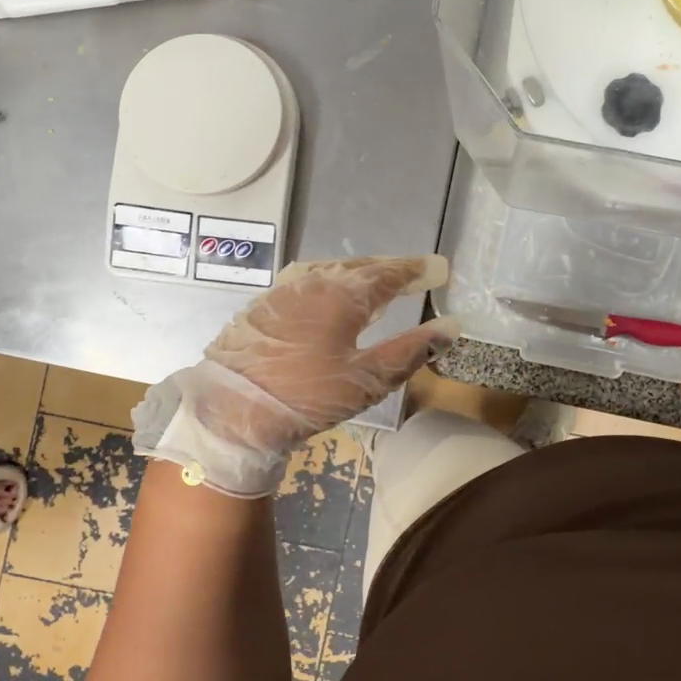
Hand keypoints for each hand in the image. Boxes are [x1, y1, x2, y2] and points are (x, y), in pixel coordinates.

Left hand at [133, 256, 457, 496]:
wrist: (230, 413)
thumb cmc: (305, 397)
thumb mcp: (366, 381)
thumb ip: (409, 351)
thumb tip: (450, 327)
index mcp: (342, 295)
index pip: (388, 274)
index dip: (415, 271)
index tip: (438, 269)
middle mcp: (313, 282)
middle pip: (360, 267)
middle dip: (389, 269)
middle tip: (413, 274)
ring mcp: (283, 291)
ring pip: (331, 272)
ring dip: (359, 274)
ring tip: (378, 282)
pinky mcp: (263, 306)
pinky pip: (308, 281)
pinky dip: (332, 282)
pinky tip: (332, 295)